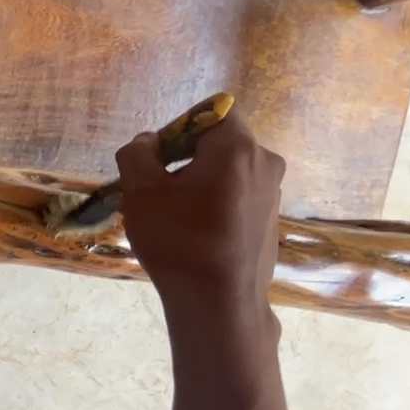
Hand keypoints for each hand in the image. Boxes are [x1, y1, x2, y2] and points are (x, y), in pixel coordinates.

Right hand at [116, 116, 284, 321]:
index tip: (154, 158)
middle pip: (219, 142)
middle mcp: (264, 162)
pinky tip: (189, 230)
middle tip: (151, 188)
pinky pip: (234, 193)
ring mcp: (272, 191)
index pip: (213, 112)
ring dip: (193, 181)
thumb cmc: (177, 238)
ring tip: (167, 214)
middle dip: (182, 156)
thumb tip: (147, 142)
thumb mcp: (140, 192)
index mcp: (236, 149)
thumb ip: (137, 155)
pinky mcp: (268, 216)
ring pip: (225, 170)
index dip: (178, 127)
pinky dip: (209, 201)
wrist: (218, 297)